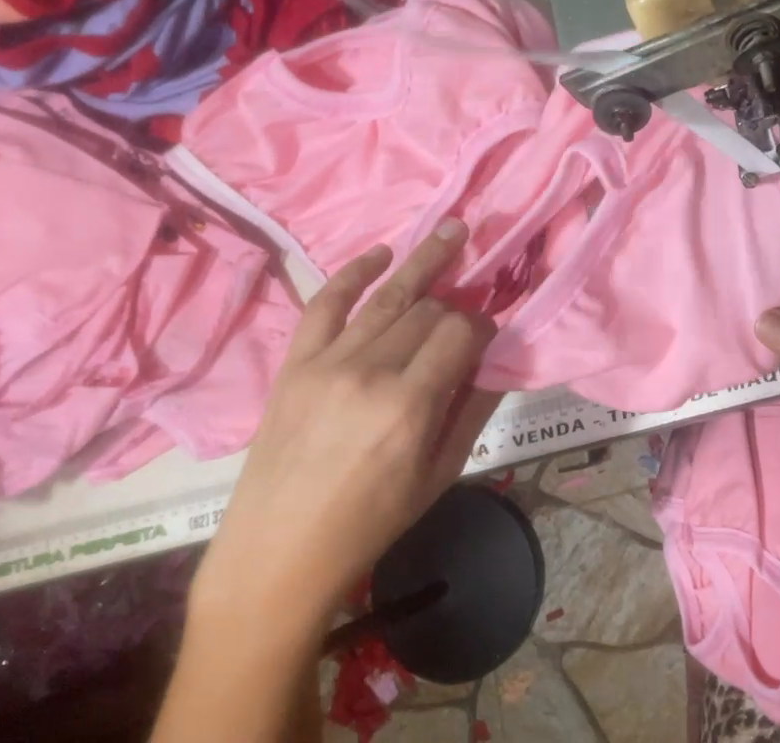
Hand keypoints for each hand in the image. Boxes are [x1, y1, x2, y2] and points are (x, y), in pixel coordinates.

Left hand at [192, 221, 501, 631]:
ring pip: (387, 297)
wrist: (279, 550)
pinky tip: (382, 254)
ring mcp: (326, 362)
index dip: (485, 327)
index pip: (461, 333)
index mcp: (410, 404)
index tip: (492, 336)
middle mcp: (369, 371)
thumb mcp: (441, 473)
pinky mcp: (295, 363)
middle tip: (473, 305)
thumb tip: (500, 359)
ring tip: (453, 230)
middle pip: (429, 311)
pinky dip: (354, 273)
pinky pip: (325, 303)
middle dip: (458, 304)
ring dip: (424, 260)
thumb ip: (474, 408)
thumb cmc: (373, 519)